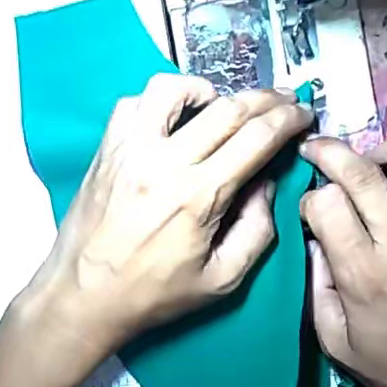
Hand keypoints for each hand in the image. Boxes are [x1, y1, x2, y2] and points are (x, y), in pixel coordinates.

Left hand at [15, 74, 311, 370]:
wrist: (82, 297)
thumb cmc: (155, 294)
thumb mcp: (223, 279)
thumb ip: (257, 230)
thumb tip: (265, 184)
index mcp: (199, 196)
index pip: (255, 138)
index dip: (287, 120)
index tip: (304, 114)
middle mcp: (165, 162)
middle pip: (227, 108)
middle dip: (266, 98)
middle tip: (285, 99)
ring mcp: (130, 149)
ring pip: (173, 89)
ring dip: (210, 90)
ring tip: (224, 105)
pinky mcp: (107, 148)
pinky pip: (135, 102)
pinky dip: (163, 100)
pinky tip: (176, 119)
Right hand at [300, 137, 386, 386]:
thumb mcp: (346, 352)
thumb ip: (321, 295)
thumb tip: (317, 248)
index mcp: (365, 274)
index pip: (325, 204)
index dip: (309, 199)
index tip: (312, 210)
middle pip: (363, 172)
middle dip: (331, 152)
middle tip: (319, 149)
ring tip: (385, 155)